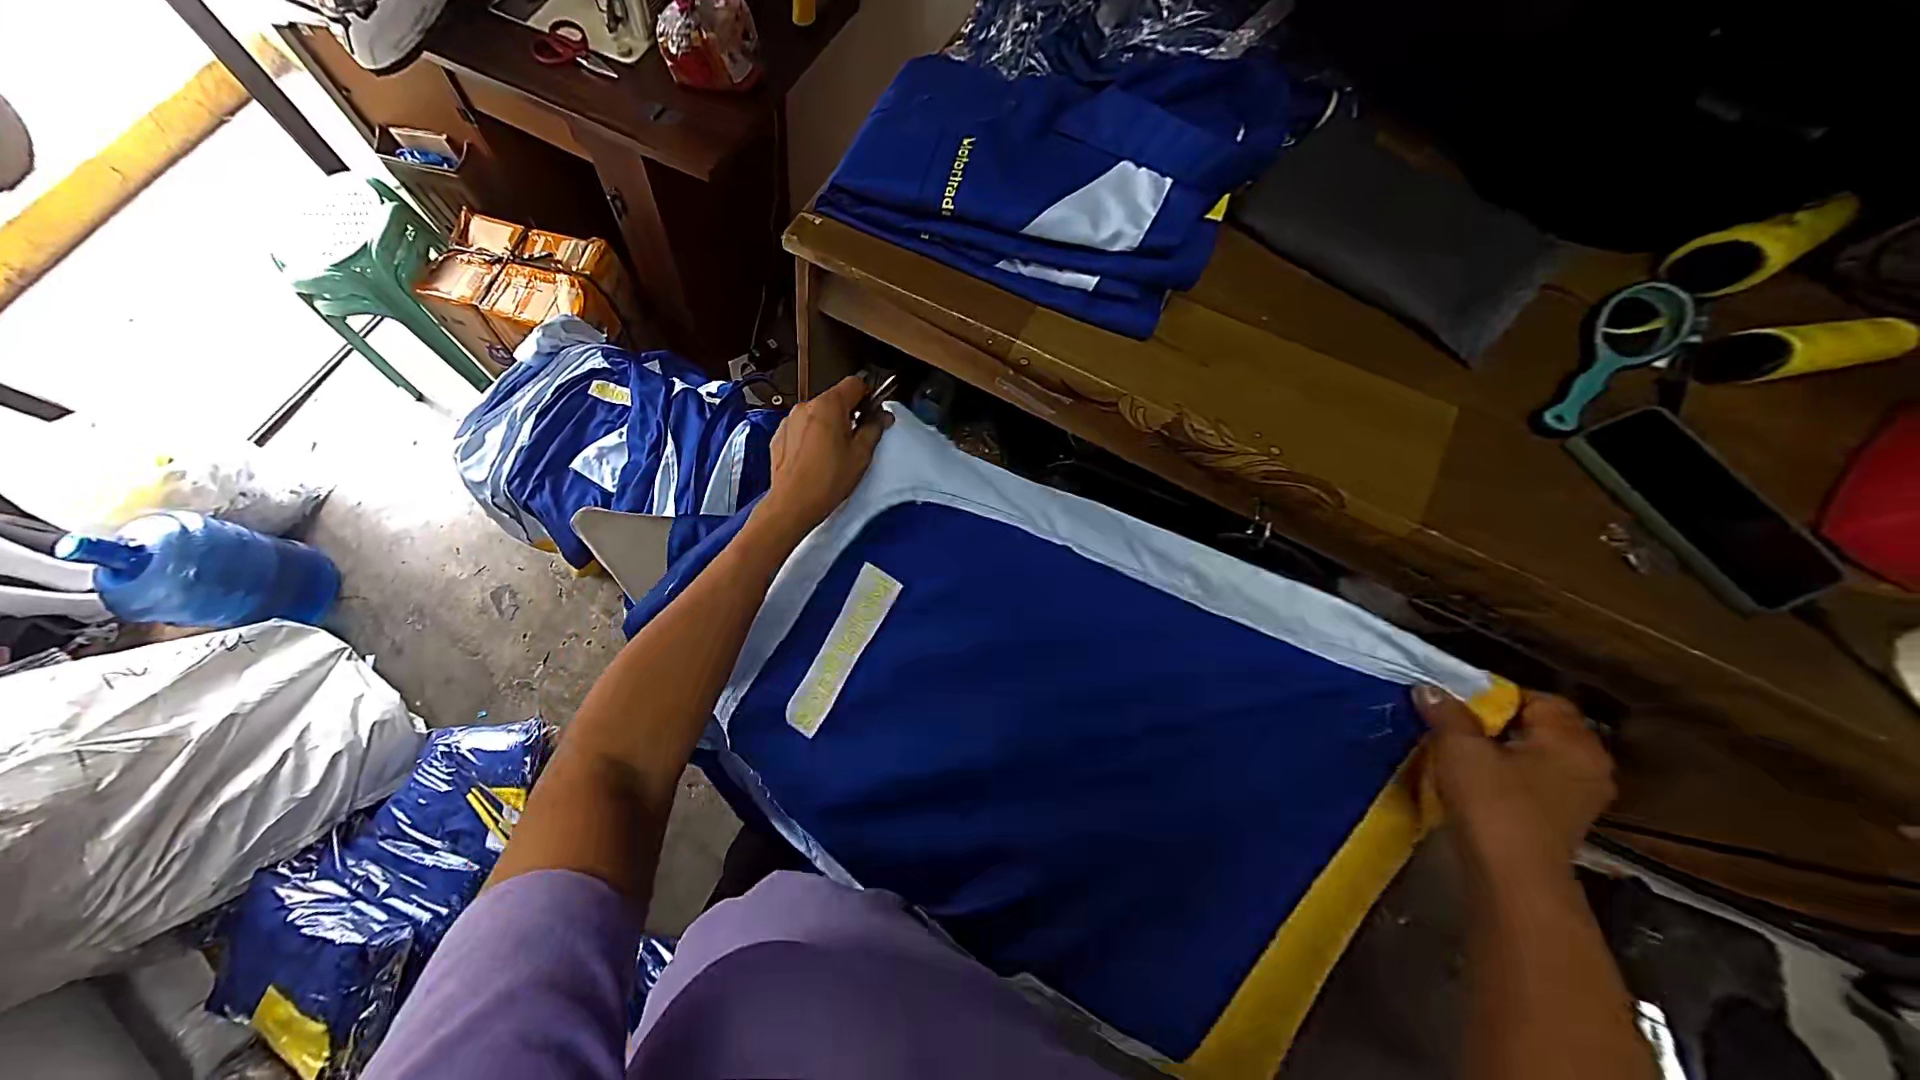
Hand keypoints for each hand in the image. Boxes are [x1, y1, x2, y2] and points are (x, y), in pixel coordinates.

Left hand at [756, 376, 889, 537]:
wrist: (793, 503)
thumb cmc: (824, 481)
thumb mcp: (862, 454)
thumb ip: (874, 428)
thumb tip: (880, 417)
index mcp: (829, 405)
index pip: (855, 383)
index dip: (868, 395)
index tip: (874, 410)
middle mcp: (806, 407)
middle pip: (836, 399)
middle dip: (850, 414)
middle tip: (859, 438)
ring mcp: (791, 421)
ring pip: (819, 414)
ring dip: (830, 426)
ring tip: (838, 453)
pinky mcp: (781, 436)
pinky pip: (803, 428)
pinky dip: (813, 437)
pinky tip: (820, 459)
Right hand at [1413, 685, 1616, 882]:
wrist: (1510, 876)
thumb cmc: (1493, 803)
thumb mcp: (1460, 748)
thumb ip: (1447, 713)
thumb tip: (1428, 688)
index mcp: (1575, 741)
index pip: (1539, 699)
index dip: (1497, 695)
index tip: (1459, 702)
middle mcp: (1590, 765)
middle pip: (1540, 727)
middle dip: (1498, 722)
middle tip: (1456, 723)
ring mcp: (1581, 796)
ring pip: (1536, 756)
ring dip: (1501, 750)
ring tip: (1460, 751)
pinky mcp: (1563, 819)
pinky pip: (1534, 781)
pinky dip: (1508, 775)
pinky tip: (1476, 780)